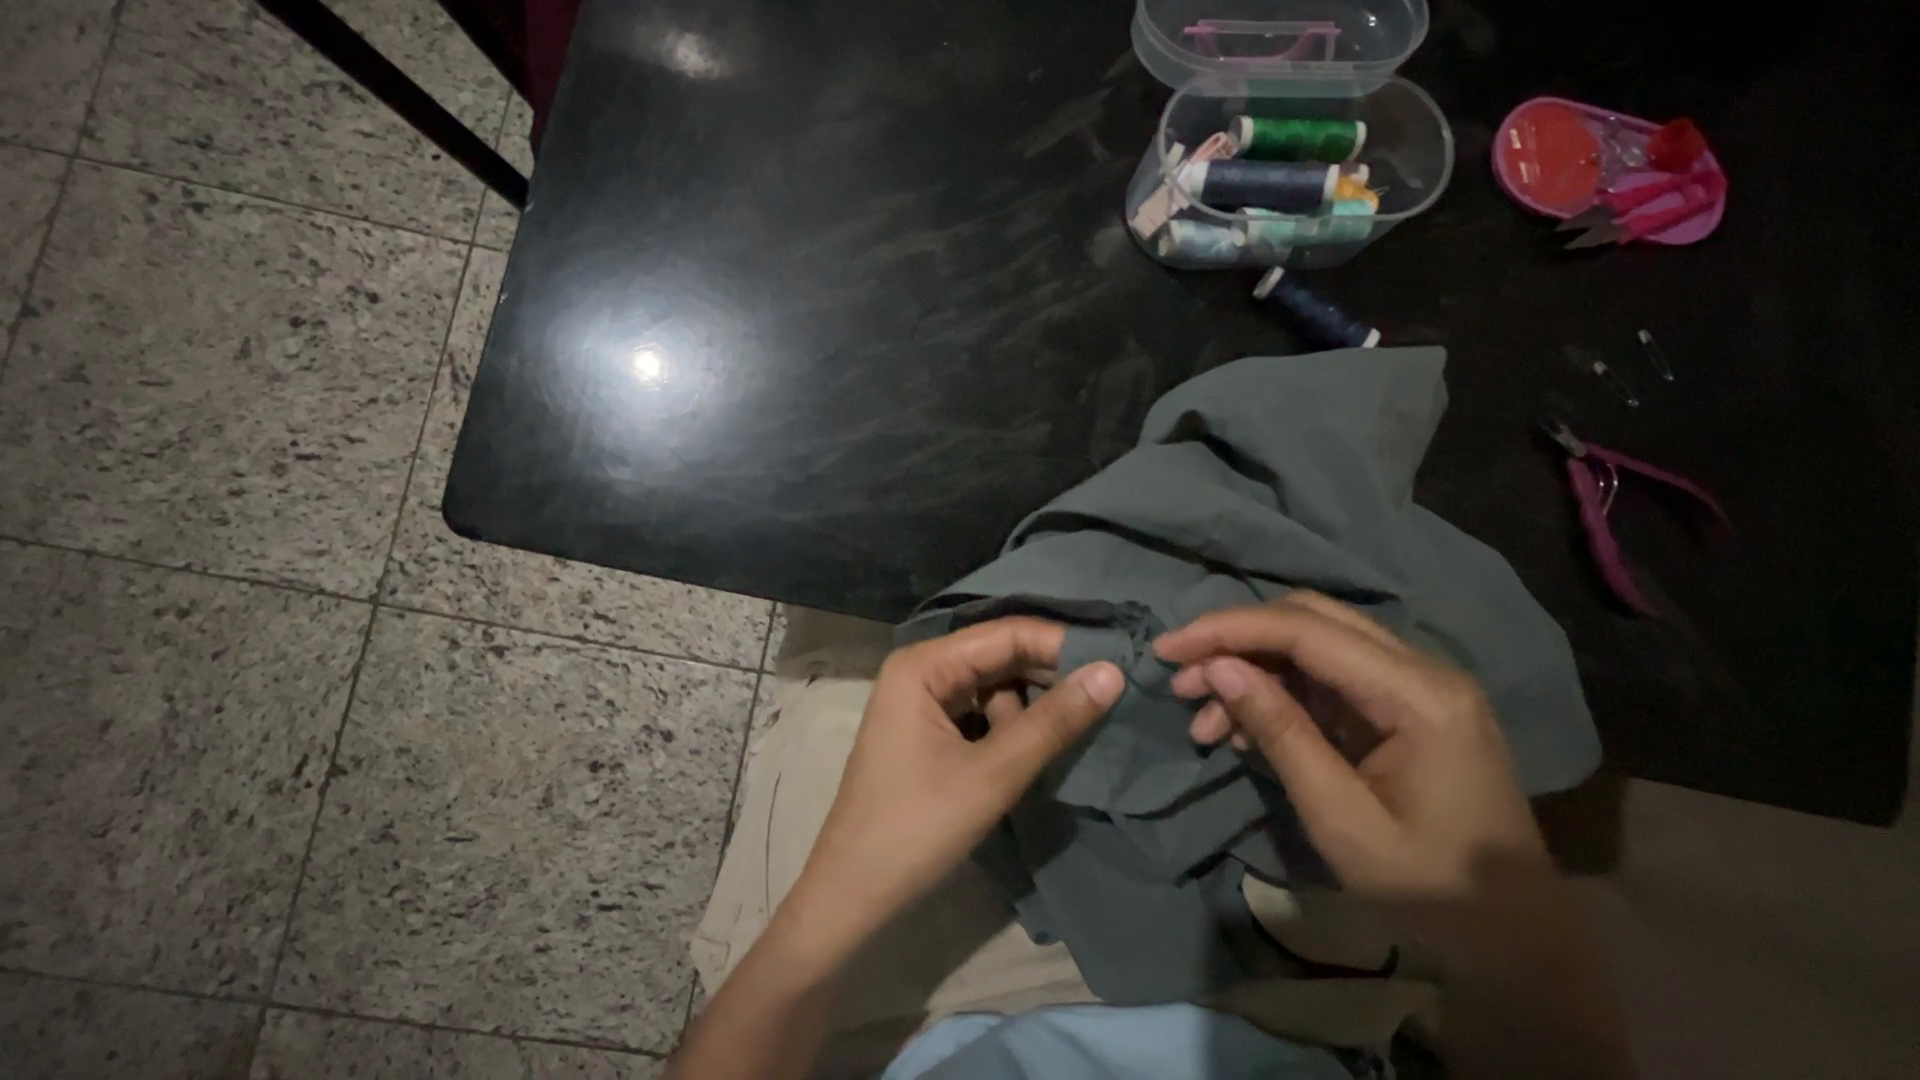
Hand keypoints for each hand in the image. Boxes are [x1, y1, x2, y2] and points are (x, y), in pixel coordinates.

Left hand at [776, 618, 1122, 964]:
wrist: (853, 894)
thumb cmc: (918, 828)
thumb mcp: (994, 773)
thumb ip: (1054, 721)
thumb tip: (1113, 672)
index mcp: (923, 665)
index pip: (1007, 634)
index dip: (1064, 644)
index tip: (1119, 662)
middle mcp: (920, 671)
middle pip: (999, 656)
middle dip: (1052, 675)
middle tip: (1113, 693)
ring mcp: (921, 703)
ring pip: (994, 686)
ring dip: (1033, 706)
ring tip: (1078, 728)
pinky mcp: (927, 733)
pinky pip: (980, 713)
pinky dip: (1012, 726)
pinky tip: (1041, 747)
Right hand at [1154, 593, 1545, 900]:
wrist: (1511, 934)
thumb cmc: (1426, 884)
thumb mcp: (1340, 816)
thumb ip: (1281, 733)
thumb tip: (1220, 669)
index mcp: (1418, 693)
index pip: (1307, 630)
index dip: (1230, 630)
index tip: (1169, 649)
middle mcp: (1421, 670)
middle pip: (1311, 620)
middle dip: (1237, 641)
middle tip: (1181, 679)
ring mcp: (1416, 687)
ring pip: (1316, 646)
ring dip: (1254, 670)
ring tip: (1203, 720)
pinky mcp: (1404, 709)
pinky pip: (1330, 680)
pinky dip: (1280, 694)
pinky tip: (1242, 730)